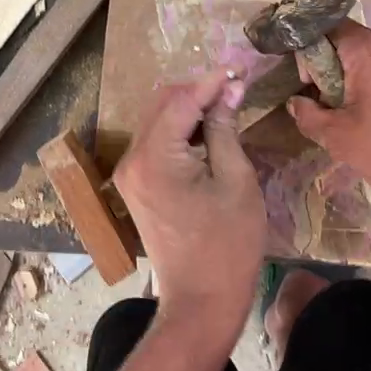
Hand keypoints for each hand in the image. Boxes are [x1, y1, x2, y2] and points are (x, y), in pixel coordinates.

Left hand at [113, 73, 265, 337]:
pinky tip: (207, 130)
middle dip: (198, 90)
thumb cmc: (228, 245)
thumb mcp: (236, 180)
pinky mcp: (136, 184)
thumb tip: (229, 89)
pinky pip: (155, 140)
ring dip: (189, 107)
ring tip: (226, 104)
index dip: (212, 81)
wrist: (200, 302)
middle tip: (235, 86)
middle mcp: (133, 159)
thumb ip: (225, 129)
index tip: (241, 68)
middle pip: (162, 103)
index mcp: (155, 158)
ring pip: (157, 119)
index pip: (182, 101)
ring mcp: (130, 173)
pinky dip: (180, 128)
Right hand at [286, 20, 370, 210]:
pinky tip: (365, 115)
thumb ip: (308, 115)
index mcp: (367, 48)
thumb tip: (297, 103)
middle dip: (324, 67)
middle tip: (317, 101)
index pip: (324, 27)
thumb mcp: (338, 137)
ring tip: (340, 112)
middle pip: (344, 40)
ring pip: (363, 56)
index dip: (306, 51)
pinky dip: (366, 84)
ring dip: (345, 77)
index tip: (303, 83)